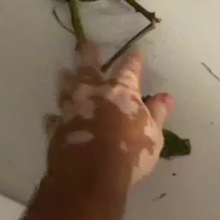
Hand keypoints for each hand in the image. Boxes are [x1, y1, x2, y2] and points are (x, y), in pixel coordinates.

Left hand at [49, 43, 173, 185]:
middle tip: (85, 44)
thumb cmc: (131, 152)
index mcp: (122, 92)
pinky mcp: (57, 130)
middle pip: (89, 69)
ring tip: (64, 71)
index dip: (133, 60)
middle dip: (88, 56)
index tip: (135, 51)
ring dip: (66, 80)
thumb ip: (157, 114)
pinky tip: (53, 116)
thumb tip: (166, 97)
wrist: (91, 175)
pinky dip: (55, 116)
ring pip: (67, 89)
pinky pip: (55, 119)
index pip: (129, 69)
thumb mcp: (154, 134)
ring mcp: (72, 111)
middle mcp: (94, 95)